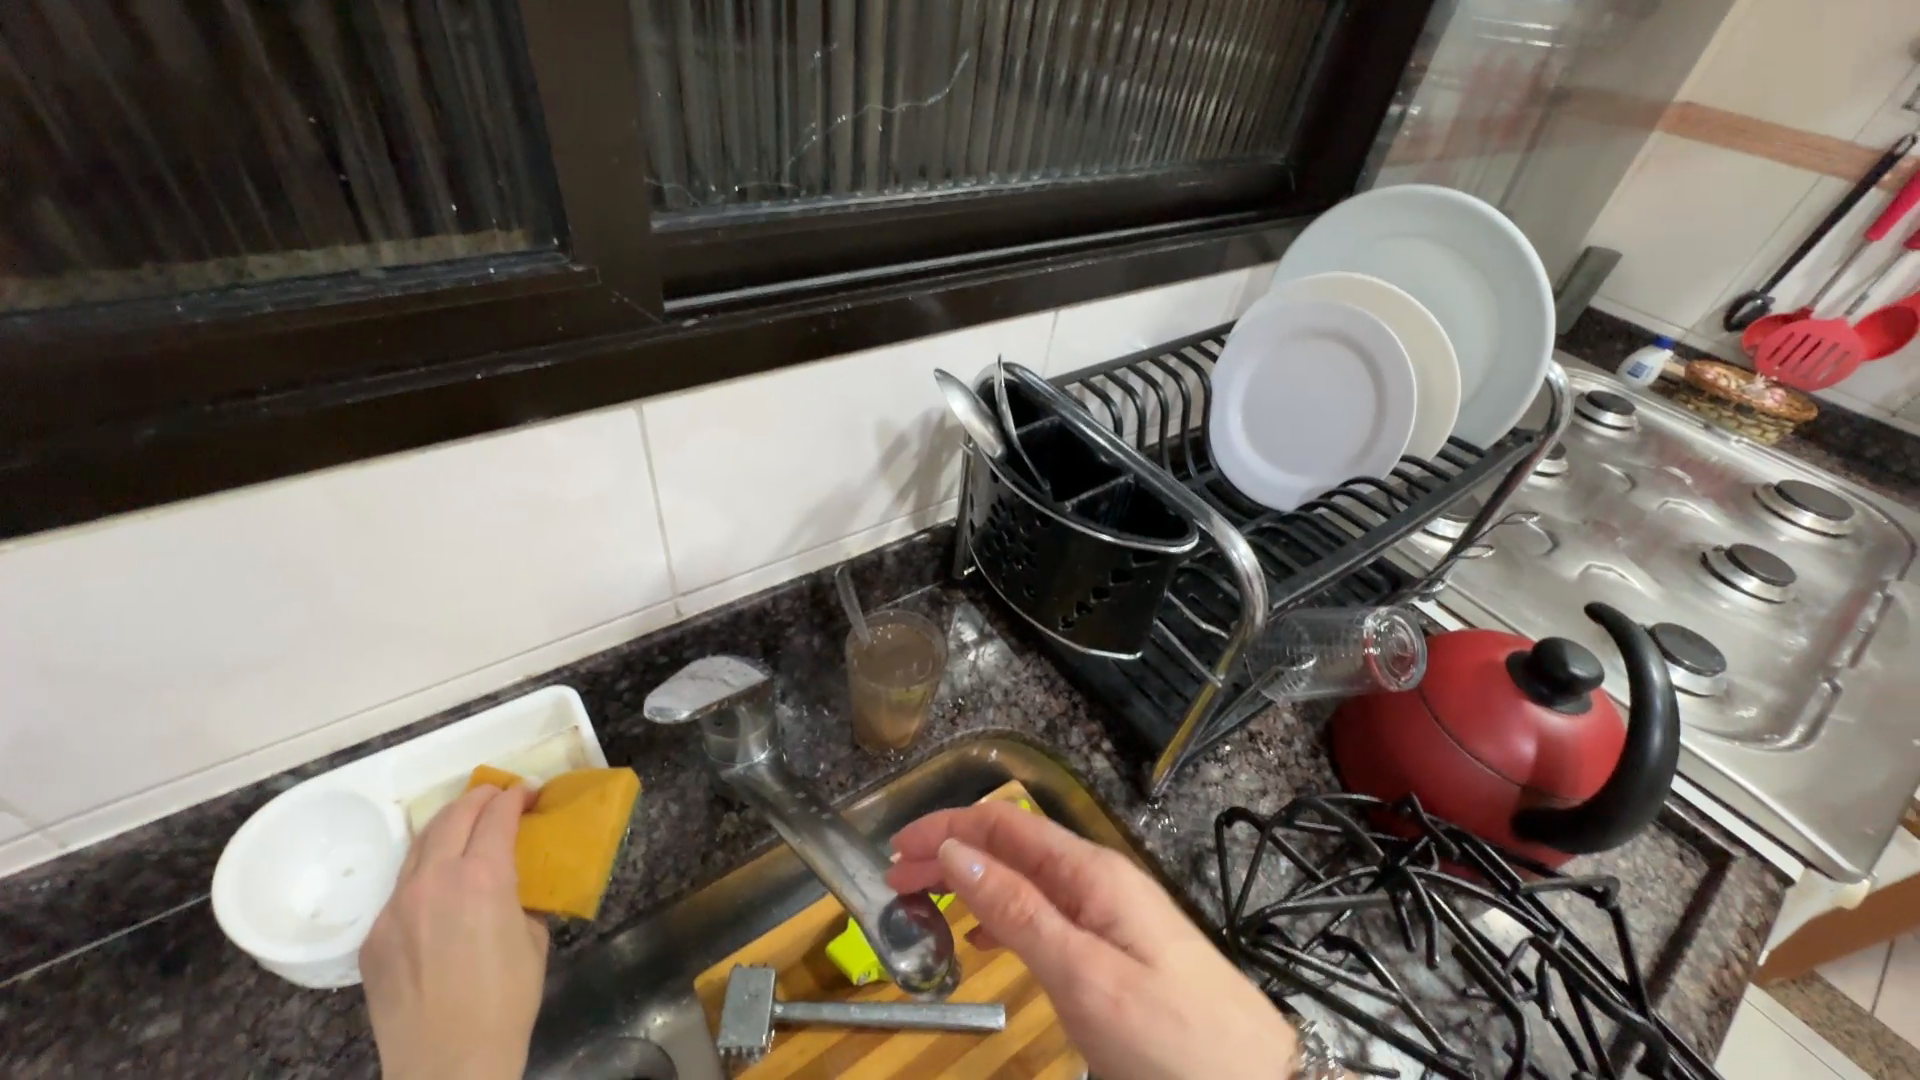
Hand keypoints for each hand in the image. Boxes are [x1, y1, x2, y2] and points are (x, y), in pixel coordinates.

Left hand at [361, 783, 548, 1079]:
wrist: (449, 1062)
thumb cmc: (507, 999)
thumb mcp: (533, 936)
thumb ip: (519, 896)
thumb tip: (513, 881)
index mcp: (482, 878)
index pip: (497, 816)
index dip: (515, 797)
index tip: (528, 791)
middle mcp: (433, 882)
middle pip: (453, 817)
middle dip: (480, 798)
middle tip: (499, 795)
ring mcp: (395, 909)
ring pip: (420, 846)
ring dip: (448, 827)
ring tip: (468, 824)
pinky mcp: (374, 936)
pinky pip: (402, 888)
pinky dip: (426, 871)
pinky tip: (441, 886)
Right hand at [887, 802, 1301, 1079]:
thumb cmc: (1168, 1033)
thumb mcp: (1083, 975)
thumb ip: (1018, 910)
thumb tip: (954, 852)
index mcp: (1090, 871)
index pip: (1003, 826)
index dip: (946, 828)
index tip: (894, 851)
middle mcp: (1096, 878)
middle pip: (1010, 845)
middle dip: (950, 852)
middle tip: (895, 882)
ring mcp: (1106, 910)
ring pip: (1023, 876)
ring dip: (970, 880)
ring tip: (924, 904)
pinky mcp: (1111, 944)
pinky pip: (1042, 908)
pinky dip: (999, 910)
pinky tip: (981, 932)